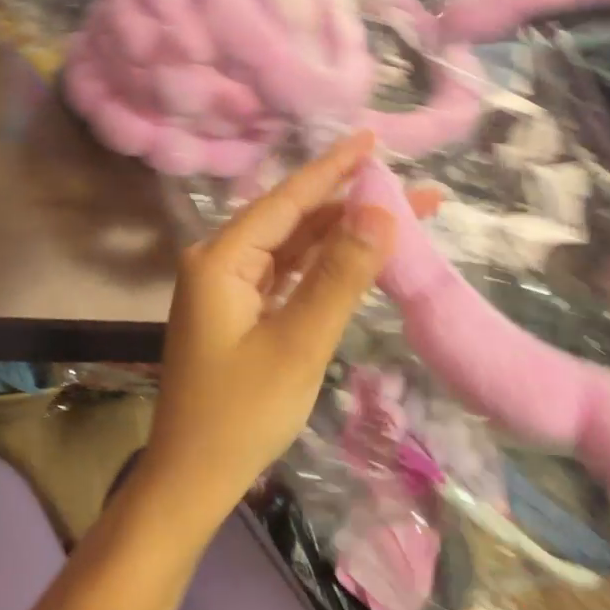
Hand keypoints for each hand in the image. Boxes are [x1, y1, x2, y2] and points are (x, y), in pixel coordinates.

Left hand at [137, 131, 439, 528]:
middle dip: (348, 202)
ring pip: (291, 249)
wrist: (194, 471)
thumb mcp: (299, 342)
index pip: (284, 202)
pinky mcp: (237, 314)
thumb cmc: (241, 412)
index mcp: (219, 260)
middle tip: (415, 186)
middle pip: (290, 221)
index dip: (330, 169)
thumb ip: (339, 276)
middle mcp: (217, 264)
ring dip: (341, 233)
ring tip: (405, 214)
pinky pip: (285, 276)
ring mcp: (226, 290)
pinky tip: (359, 254)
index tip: (372, 137)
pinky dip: (322, 266)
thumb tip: (378, 212)